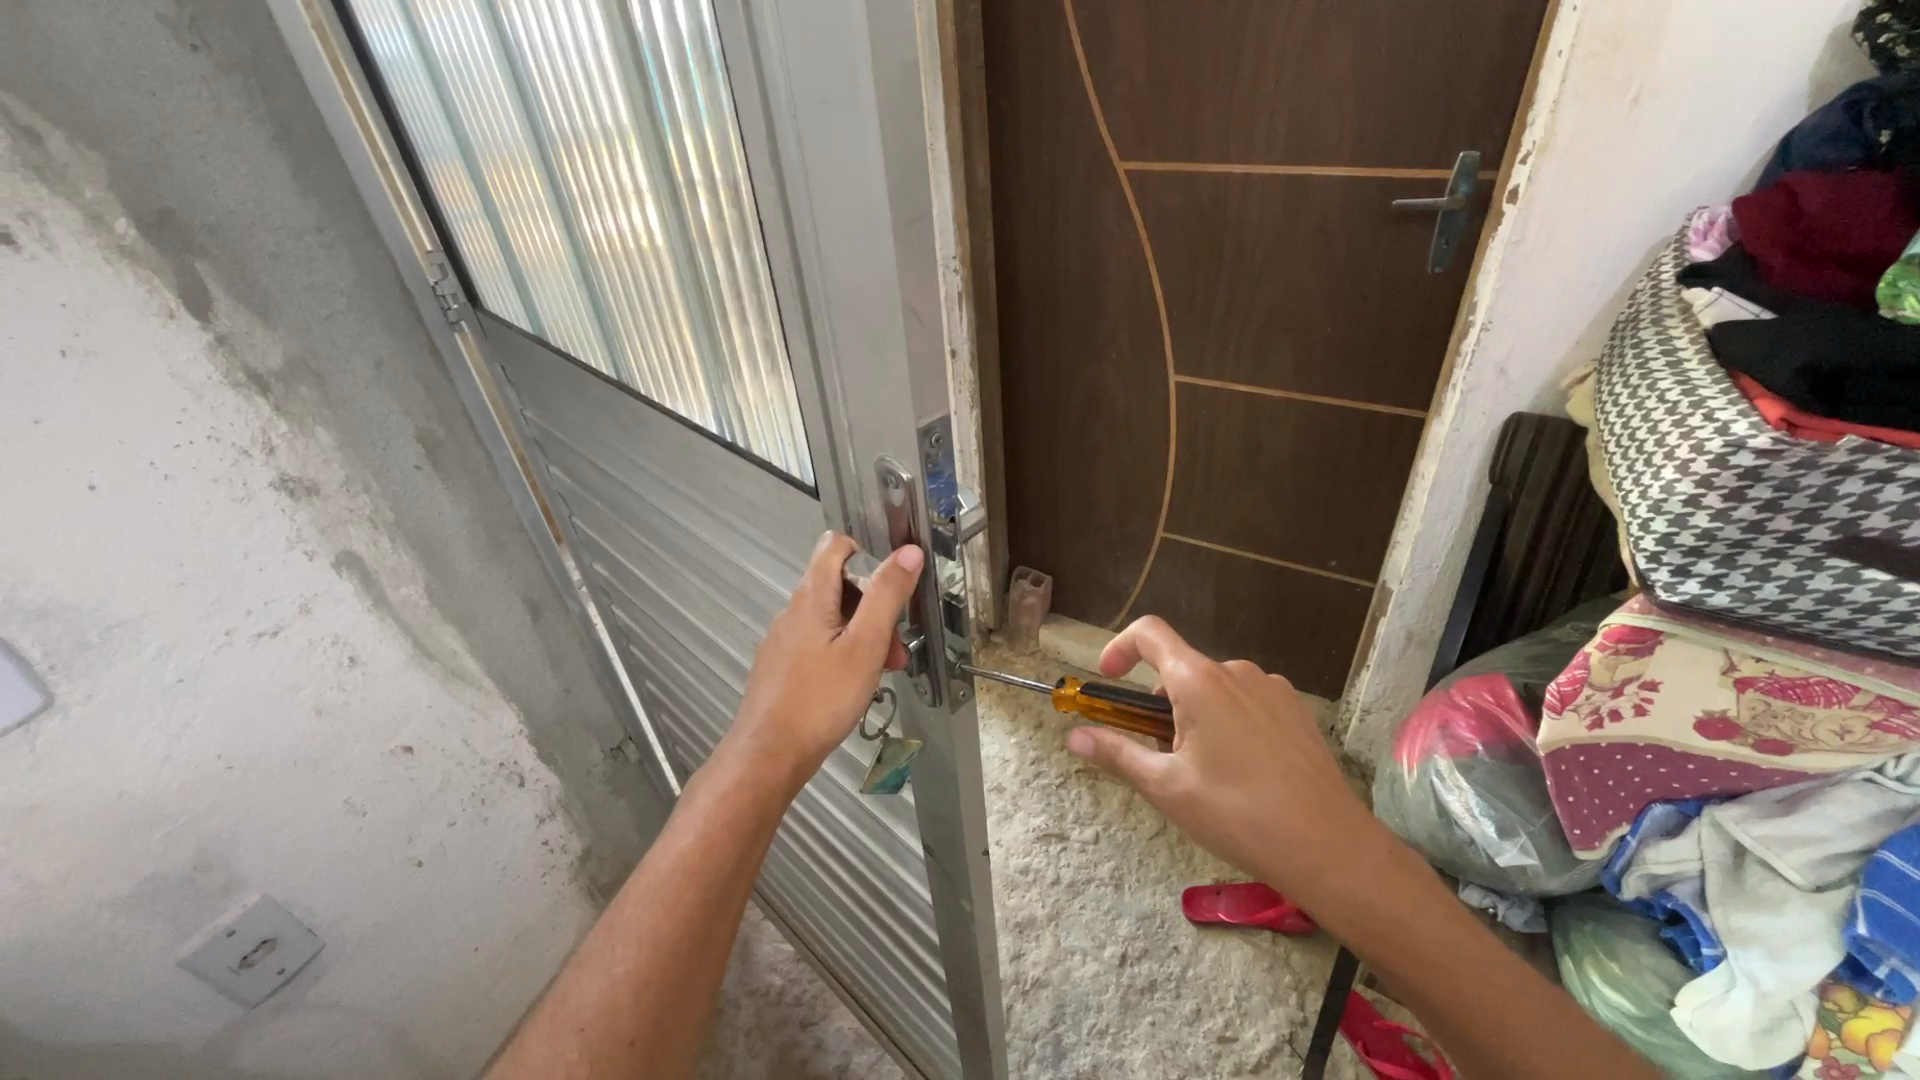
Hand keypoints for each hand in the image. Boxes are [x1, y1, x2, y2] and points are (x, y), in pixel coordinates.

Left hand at [721, 532, 923, 791]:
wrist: (769, 754)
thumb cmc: (821, 698)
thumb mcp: (865, 645)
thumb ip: (887, 595)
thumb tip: (909, 551)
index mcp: (811, 596)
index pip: (835, 546)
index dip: (867, 552)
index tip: (892, 584)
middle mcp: (793, 611)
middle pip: (840, 587)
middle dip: (875, 608)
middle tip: (896, 647)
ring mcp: (784, 640)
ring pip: (833, 621)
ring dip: (864, 637)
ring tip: (883, 672)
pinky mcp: (782, 667)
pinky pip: (819, 645)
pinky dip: (844, 655)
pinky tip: (855, 687)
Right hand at [1064, 616, 1385, 904]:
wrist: (1328, 846)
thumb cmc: (1237, 814)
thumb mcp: (1166, 787)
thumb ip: (1116, 753)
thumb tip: (1074, 736)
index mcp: (1200, 681)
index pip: (1149, 633)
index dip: (1119, 648)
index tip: (1108, 681)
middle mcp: (1237, 672)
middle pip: (1181, 671)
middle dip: (1159, 708)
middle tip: (1161, 760)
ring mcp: (1272, 689)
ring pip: (1213, 690)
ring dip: (1194, 718)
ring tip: (1204, 776)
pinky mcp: (1295, 710)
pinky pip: (1245, 703)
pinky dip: (1227, 724)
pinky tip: (1242, 774)